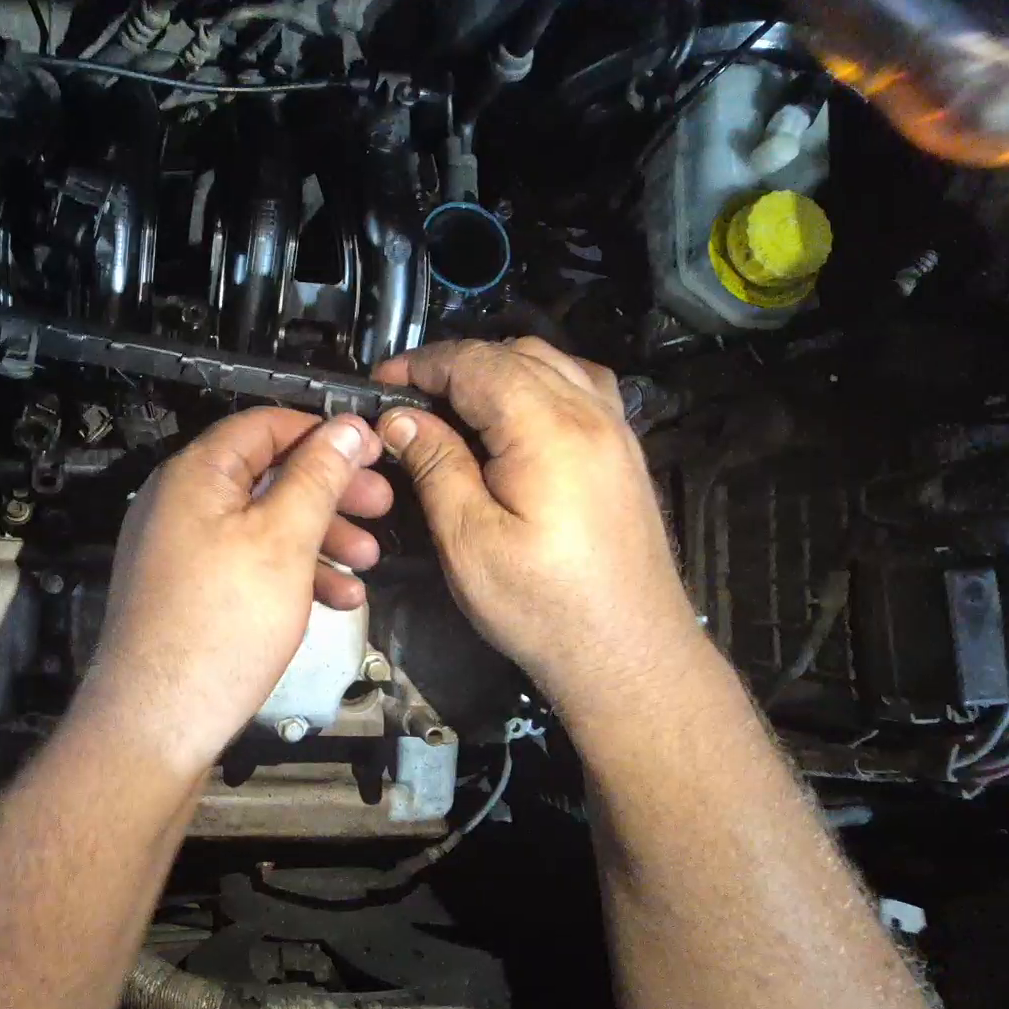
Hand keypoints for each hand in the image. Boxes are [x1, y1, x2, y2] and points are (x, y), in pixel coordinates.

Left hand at [81, 408, 389, 775]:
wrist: (159, 719)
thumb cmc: (222, 623)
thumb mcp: (283, 539)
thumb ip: (317, 477)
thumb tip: (348, 427)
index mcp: (195, 474)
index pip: (264, 426)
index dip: (323, 434)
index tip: (374, 451)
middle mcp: (180, 502)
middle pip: (267, 475)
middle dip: (330, 491)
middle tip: (383, 507)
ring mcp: (181, 548)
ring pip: (262, 524)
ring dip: (319, 538)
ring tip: (368, 561)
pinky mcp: (189, 590)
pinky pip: (246, 563)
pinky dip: (291, 573)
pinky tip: (337, 599)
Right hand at [371, 339, 703, 710]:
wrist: (628, 654)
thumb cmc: (539, 605)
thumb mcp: (468, 540)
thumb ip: (434, 466)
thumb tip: (399, 417)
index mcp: (547, 430)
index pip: (476, 364)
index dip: (422, 364)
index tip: (380, 384)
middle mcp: (590, 414)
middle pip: (513, 354)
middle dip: (452, 364)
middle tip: (405, 400)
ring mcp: (615, 430)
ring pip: (549, 362)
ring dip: (493, 369)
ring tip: (451, 404)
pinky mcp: (623, 452)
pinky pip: (577, 386)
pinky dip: (533, 382)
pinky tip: (511, 415)